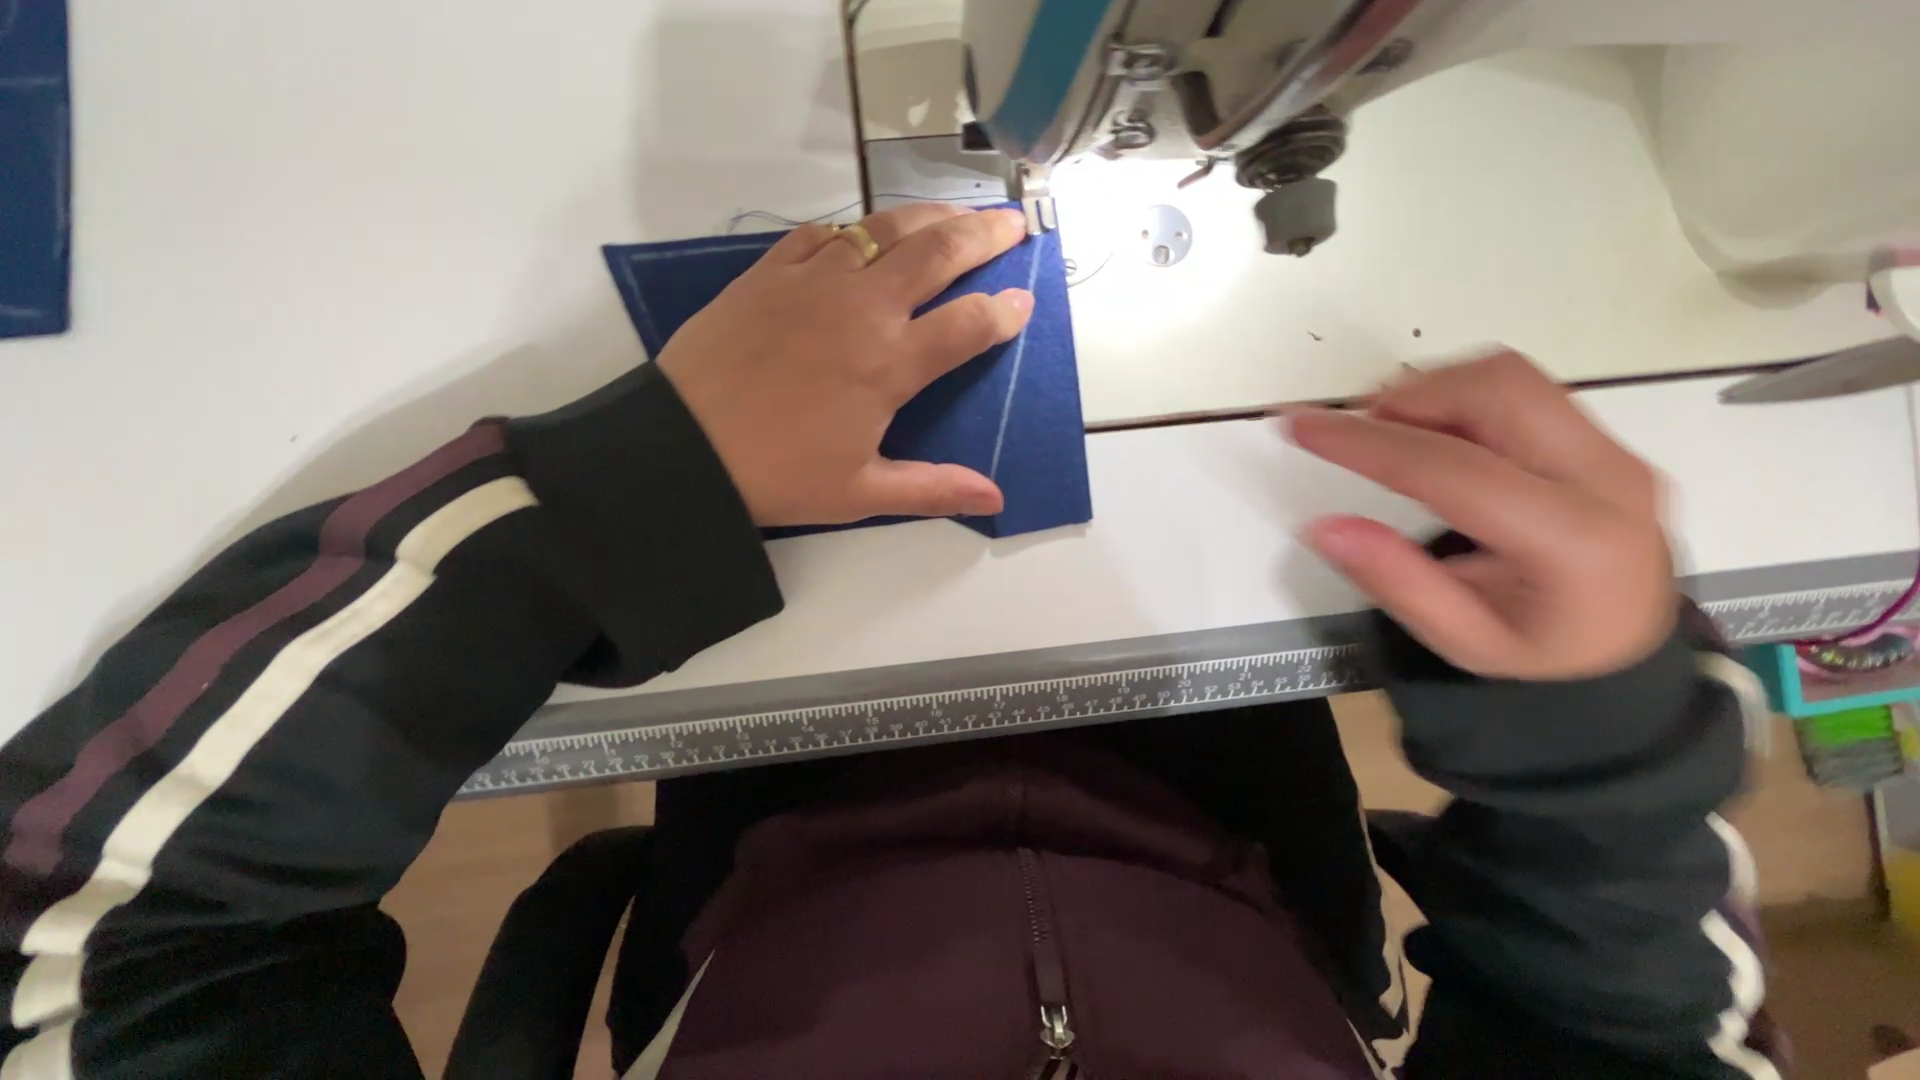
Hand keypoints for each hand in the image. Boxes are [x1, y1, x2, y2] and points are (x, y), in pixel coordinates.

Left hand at [655, 203, 1034, 526]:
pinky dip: (855, 230)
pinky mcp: (770, 272)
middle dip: (984, 235)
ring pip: (885, 229)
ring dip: (930, 217)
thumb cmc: (779, 474)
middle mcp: (863, 308)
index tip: (1024, 303)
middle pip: (938, 253)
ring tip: (956, 213)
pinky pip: (823, 235)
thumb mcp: (861, 494)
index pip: (968, 324)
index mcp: (891, 363)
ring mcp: (814, 281)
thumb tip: (995, 500)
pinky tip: (865, 233)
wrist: (684, 446)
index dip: (1004, 312)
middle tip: (1011, 224)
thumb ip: (934, 489)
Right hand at [1285, 350, 1675, 679]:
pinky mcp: (1602, 438)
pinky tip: (1432, 438)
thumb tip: (1325, 527)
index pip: (1454, 468)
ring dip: (1434, 391)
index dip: (1369, 443)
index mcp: (1572, 542)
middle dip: (1410, 396)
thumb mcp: (1461, 640)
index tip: (1301, 425)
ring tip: (1391, 437)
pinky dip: (1459, 397)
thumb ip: (1397, 582)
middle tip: (1356, 432)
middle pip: (1499, 390)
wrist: (1625, 648)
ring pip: (1510, 377)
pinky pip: (1523, 390)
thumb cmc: (1538, 649)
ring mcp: (1612, 451)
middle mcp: (1606, 479)